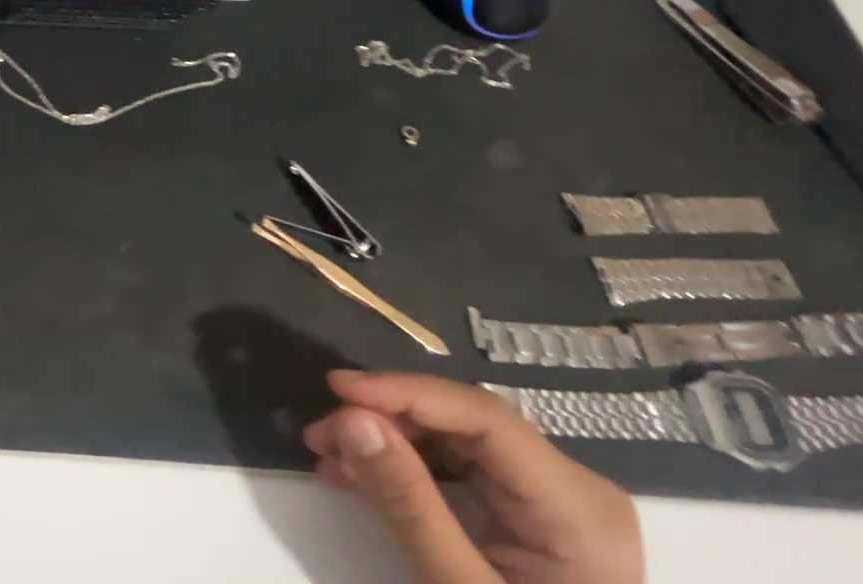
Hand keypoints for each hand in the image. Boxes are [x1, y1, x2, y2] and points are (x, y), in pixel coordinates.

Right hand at [303, 371, 643, 583]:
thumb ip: (408, 504)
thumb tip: (351, 420)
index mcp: (577, 507)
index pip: (484, 417)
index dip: (407, 392)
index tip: (336, 388)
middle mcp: (573, 487)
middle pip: (467, 423)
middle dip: (387, 419)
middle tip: (320, 435)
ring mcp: (552, 497)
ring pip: (456, 439)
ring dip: (388, 440)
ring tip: (329, 456)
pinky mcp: (526, 510)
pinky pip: (459, 466)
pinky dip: (406, 465)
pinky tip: (360, 475)